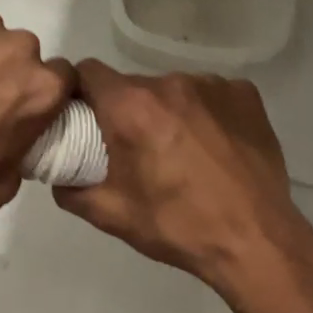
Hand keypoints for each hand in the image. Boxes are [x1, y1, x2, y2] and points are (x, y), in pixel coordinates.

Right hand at [53, 61, 312, 292]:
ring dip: (164, 112)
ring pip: (170, 90)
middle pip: (131, 84)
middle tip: (131, 149)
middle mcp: (170, 84)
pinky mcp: (245, 95)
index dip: (79, 92)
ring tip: (176, 151)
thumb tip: (59, 174)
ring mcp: (213, 85)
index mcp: (130, 108)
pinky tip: (209, 146)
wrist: (252, 239)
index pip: (88, 72)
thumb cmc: (175, 226)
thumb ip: (70, 188)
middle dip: (124, 110)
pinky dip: (200, 113)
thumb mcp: (109, 214)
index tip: (82, 119)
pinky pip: (208, 95)